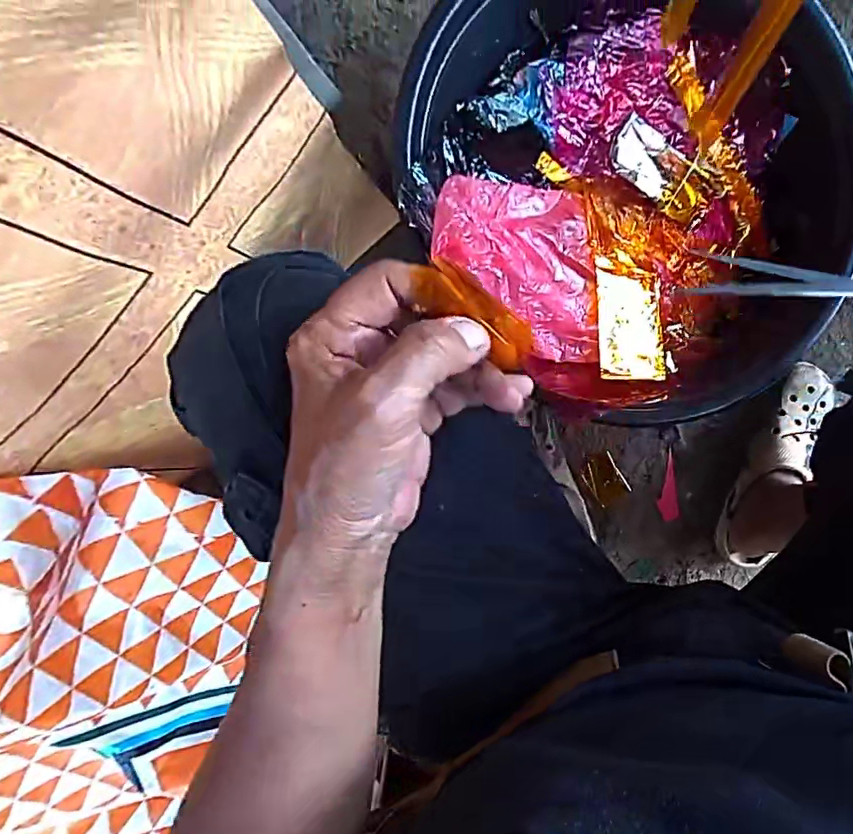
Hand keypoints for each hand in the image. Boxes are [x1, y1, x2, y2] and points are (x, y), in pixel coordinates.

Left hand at [275, 260, 534, 589]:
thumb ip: (427, 354)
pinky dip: (484, 390)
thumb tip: (476, 330)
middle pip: (426, 319)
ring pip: (447, 355)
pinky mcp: (418, 410)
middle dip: (469, 333)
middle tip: (509, 343)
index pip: (387, 284)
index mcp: (337, 335)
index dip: (433, 288)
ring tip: (516, 386)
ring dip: (484, 367)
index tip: (479, 303)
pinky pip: (456, 387)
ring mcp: (394, 382)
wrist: (351, 530)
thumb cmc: (348, 464)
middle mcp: (364, 350)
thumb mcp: (384, 400)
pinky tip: (511, 397)